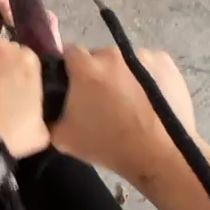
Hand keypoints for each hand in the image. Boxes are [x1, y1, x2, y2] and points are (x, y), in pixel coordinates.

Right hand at [54, 46, 195, 183]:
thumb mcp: (65, 138)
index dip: (70, 68)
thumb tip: (44, 109)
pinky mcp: (165, 62)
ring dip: (123, 75)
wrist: (159, 155)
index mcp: (86, 68)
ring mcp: (142, 55)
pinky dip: (146, 76)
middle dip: (97, 73)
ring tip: (131, 102)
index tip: (74, 84)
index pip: (69, 53)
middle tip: (103, 99)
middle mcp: (112, 55)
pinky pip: (148, 64)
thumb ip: (49, 117)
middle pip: (98, 57)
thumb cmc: (109, 146)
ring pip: (125, 61)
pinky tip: (149, 98)